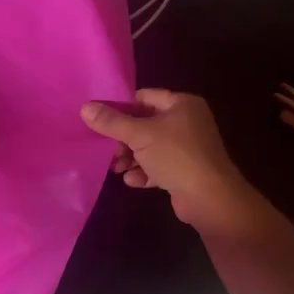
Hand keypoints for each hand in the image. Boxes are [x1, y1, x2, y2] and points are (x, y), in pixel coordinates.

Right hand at [81, 89, 266, 231]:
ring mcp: (188, 147)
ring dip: (131, 157)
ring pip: (150, 147)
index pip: (145, 97)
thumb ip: (111, 122)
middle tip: (109, 151)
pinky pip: (159, 166)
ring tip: (117, 169)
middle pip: (146, 124)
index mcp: (182, 104)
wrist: (209, 197)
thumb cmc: (176, 156)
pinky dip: (145, 172)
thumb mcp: (140, 135)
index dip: (122, 107)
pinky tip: (133, 181)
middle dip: (124, 139)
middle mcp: (187, 122)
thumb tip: (84, 107)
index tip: (102, 120)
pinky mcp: (185, 170)